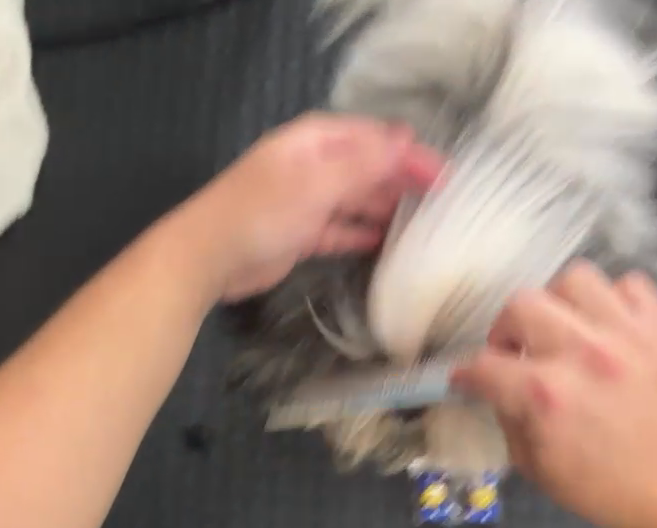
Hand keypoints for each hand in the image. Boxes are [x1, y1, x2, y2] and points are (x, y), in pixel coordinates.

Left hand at [174, 113, 442, 301]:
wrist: (210, 257)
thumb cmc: (261, 213)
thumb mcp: (316, 184)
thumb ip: (363, 164)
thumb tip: (406, 140)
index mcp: (317, 142)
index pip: (375, 141)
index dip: (411, 156)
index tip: (445, 177)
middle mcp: (315, 167)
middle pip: (369, 170)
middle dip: (403, 183)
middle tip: (443, 206)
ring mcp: (308, 202)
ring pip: (357, 201)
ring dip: (386, 211)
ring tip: (423, 227)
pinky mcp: (302, 235)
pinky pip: (341, 230)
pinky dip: (361, 235)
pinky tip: (386, 244)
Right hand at [453, 262, 656, 527]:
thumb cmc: (599, 489)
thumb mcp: (533, 465)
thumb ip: (507, 416)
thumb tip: (495, 386)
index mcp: (544, 395)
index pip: (484, 364)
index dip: (467, 375)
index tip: (468, 380)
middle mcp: (583, 353)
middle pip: (520, 305)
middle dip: (505, 331)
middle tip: (514, 354)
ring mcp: (627, 335)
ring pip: (573, 279)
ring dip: (556, 305)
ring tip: (561, 332)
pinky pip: (629, 284)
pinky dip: (610, 301)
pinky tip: (605, 330)